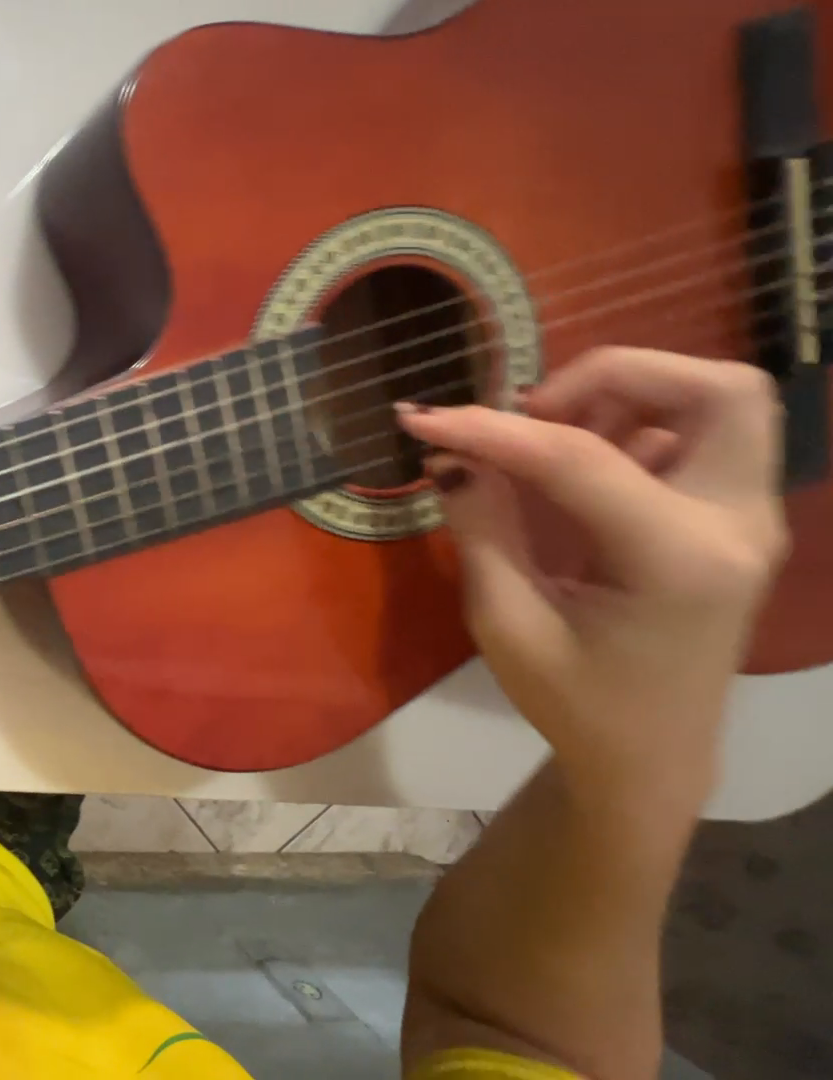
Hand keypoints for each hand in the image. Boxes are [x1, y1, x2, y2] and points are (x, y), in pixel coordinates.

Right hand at [398, 348, 788, 800]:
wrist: (650, 753)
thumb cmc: (571, 698)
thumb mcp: (503, 620)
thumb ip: (481, 528)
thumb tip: (448, 458)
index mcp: (675, 558)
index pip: (577, 456)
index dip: (488, 429)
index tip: (419, 419)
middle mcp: (735, 522)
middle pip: (714, 389)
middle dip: (609, 377)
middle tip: (529, 414)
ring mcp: (746, 517)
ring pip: (721, 400)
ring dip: (627, 396)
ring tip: (545, 434)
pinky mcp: (730, 519)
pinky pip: (700, 436)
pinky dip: (635, 425)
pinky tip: (574, 465)